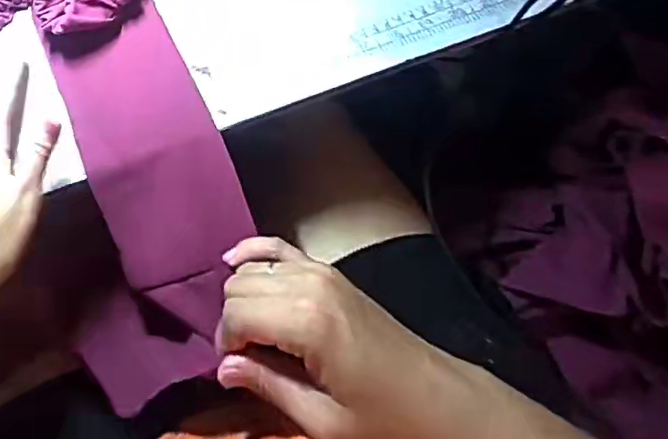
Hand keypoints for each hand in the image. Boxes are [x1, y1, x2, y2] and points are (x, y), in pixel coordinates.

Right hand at [216, 237, 583, 438]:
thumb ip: (269, 387)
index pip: (237, 316)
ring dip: (241, 296)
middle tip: (244, 358)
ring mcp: (317, 270)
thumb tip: (222, 368)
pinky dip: (251, 252)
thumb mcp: (327, 422)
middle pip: (239, 287)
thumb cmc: (389, 421)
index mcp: (307, 321)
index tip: (233, 370)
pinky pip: (275, 246)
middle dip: (232, 321)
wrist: (445, 403)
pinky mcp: (325, 269)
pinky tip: (233, 261)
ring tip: (252, 334)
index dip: (226, 343)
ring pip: (250, 268)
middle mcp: (307, 283)